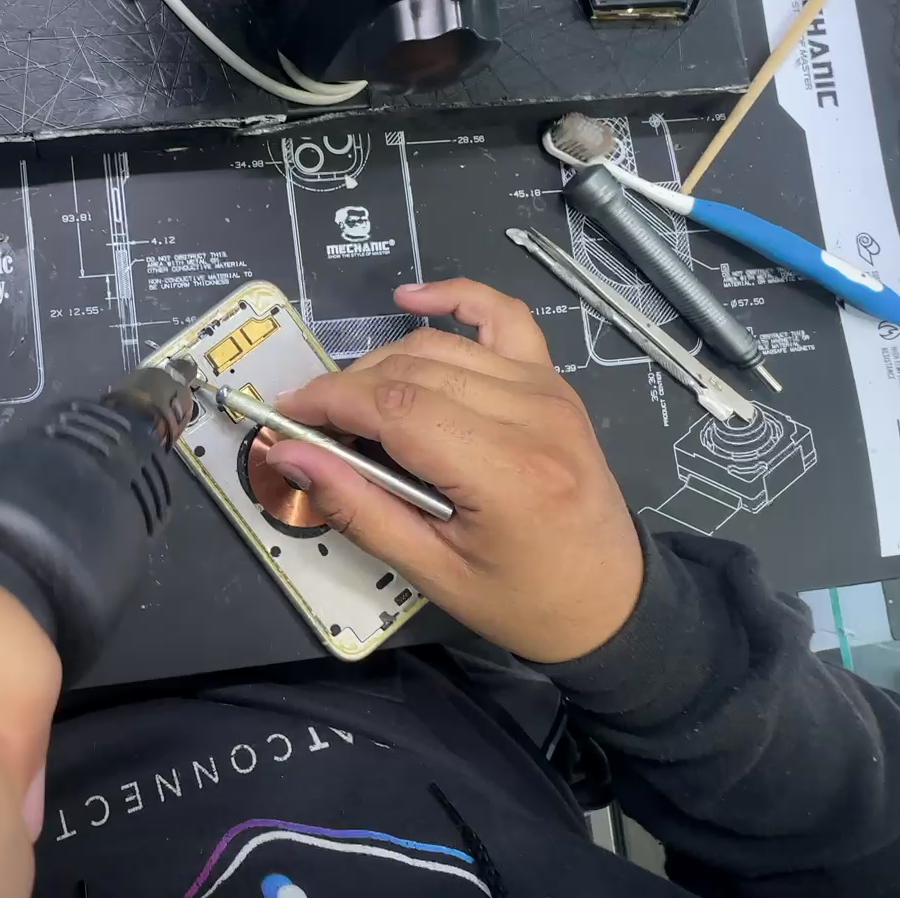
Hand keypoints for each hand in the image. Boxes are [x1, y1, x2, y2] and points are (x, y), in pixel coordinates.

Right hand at [267, 280, 642, 663]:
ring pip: (436, 347)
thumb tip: (288, 455)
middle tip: (311, 424)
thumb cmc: (522, 600)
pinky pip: (502, 316)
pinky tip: (411, 297)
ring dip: (377, 364)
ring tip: (349, 402)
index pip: (394, 407)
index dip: (328, 402)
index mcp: (504, 471)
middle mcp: (531, 414)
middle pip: (408, 370)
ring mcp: (546, 389)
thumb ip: (355, 507)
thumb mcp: (430, 572)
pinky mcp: (552, 381)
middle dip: (343, 389)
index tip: (286, 416)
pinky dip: (454, 296)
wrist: (613, 603)